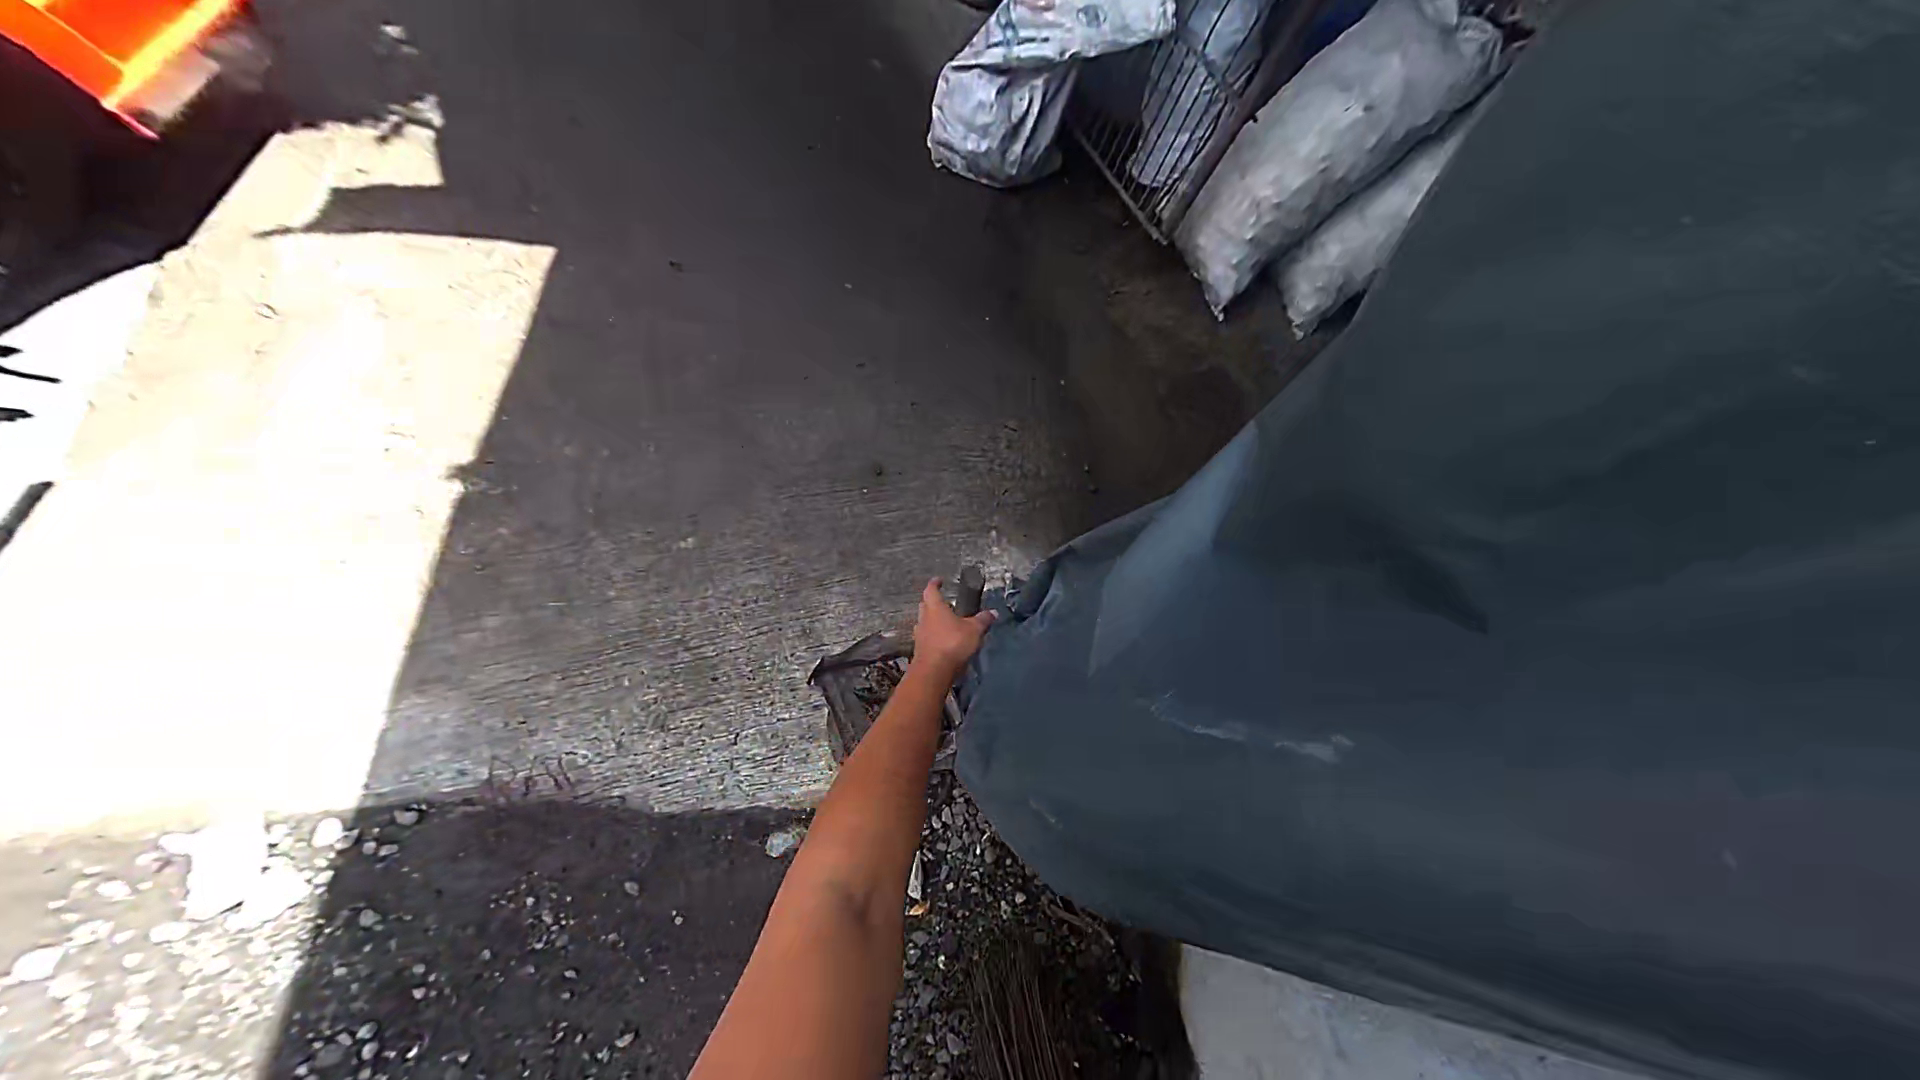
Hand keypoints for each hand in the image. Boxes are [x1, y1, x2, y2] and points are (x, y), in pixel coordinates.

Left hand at [912, 578, 994, 679]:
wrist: (933, 671)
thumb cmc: (952, 643)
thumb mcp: (974, 630)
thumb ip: (983, 620)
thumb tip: (993, 612)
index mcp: (934, 608)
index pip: (931, 590)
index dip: (935, 583)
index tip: (940, 580)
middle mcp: (924, 618)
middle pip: (925, 605)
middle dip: (934, 602)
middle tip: (946, 604)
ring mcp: (920, 635)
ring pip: (925, 622)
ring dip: (933, 621)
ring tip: (948, 624)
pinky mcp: (920, 650)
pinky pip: (927, 637)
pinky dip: (934, 636)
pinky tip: (944, 641)